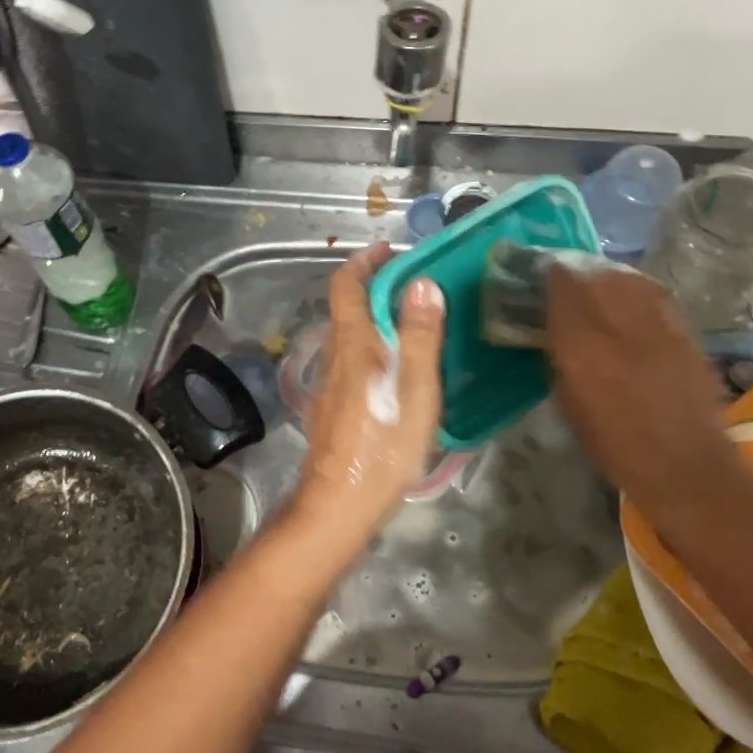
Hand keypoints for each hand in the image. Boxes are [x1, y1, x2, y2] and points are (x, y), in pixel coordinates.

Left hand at [289, 243, 445, 541]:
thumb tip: (421, 283)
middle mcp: (335, 355)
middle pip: (347, 308)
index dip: (364, 261)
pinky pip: (353, 360)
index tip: (390, 249)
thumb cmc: (383, 443)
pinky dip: (374, 346)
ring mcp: (330, 383)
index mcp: (353, 343)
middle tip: (416, 284)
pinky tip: (400, 369)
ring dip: (375, 318)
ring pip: (350, 335)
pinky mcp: (333, 408)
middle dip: (375, 287)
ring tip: (416, 322)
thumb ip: (419, 335)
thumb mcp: (414, 387)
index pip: (346, 284)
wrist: (339, 503)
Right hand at [544, 264, 734, 511]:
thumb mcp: (568, 405)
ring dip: (609, 279)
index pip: (562, 290)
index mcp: (581, 348)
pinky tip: (633, 298)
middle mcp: (618, 326)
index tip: (544, 277)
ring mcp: (656, 325)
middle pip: (594, 278)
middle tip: (569, 282)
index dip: (551, 278)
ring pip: (627, 281)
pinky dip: (639, 290)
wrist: (684, 465)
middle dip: (579, 276)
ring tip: (601, 285)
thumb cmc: (615, 445)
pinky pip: (655, 295)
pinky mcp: (684, 331)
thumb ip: (560, 360)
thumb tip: (556, 334)